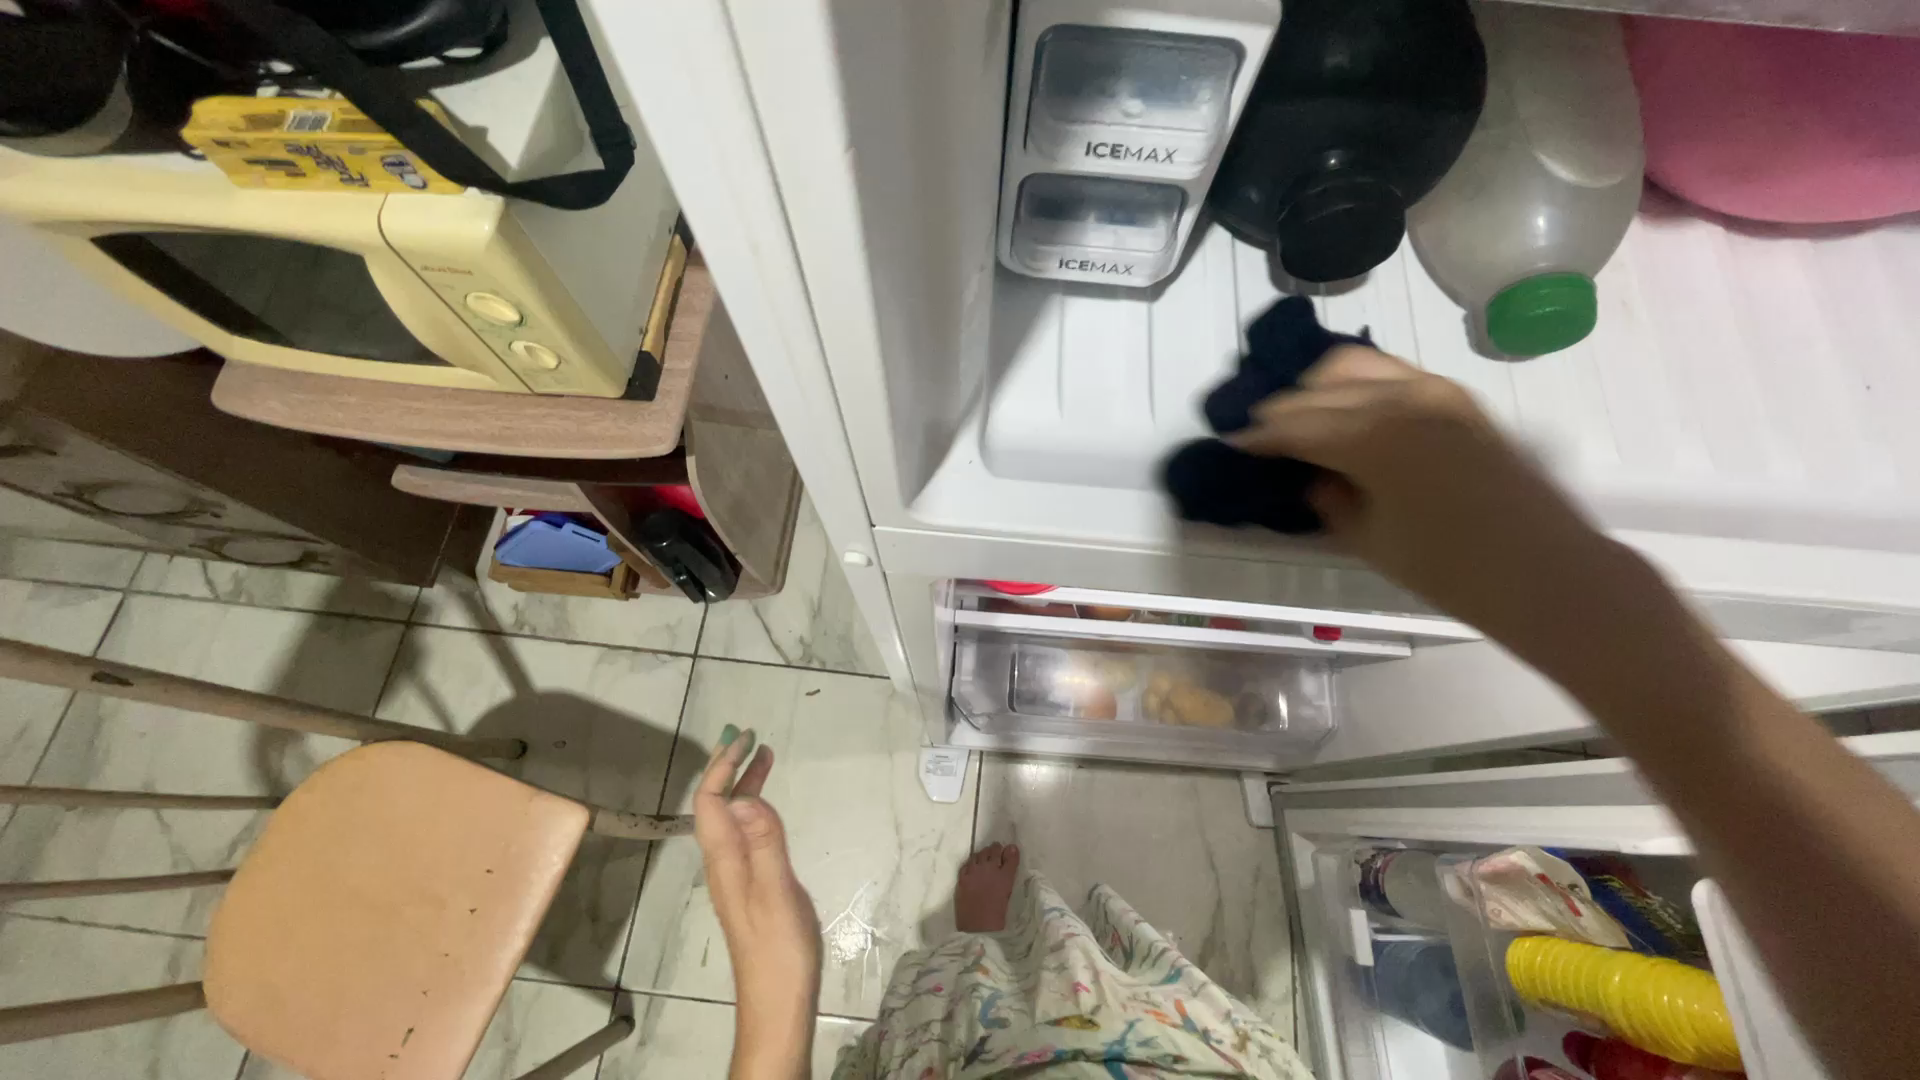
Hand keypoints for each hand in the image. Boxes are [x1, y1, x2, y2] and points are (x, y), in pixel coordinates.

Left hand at [694, 725, 819, 1079]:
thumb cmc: (780, 949)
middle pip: (716, 806)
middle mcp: (725, 862)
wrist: (778, 1001)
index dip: (723, 767)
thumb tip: (742, 796)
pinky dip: (755, 807)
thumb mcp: (776, 894)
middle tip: (751, 736)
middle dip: (729, 767)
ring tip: (764, 756)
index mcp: (725, 860)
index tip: (744, 738)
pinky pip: (747, 832)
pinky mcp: (752, 884)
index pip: (710, 802)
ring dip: (743, 783)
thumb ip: (763, 844)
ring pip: (732, 817)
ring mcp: (737, 874)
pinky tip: (768, 805)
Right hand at [1228, 345, 1628, 635]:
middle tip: (1258, 433)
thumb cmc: (1448, 568)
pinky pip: (1390, 373)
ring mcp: (1433, 392)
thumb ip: (1329, 498)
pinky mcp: (1456, 398)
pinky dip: (1356, 384)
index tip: (1232, 443)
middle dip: (1281, 410)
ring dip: (1316, 387)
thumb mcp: (1367, 540)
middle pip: (1318, 391)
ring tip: (1297, 414)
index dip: (1259, 437)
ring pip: (1353, 365)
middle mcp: (1400, 400)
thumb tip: (1313, 475)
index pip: (1296, 427)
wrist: (1543, 569)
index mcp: (1372, 439)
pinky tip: (1343, 408)